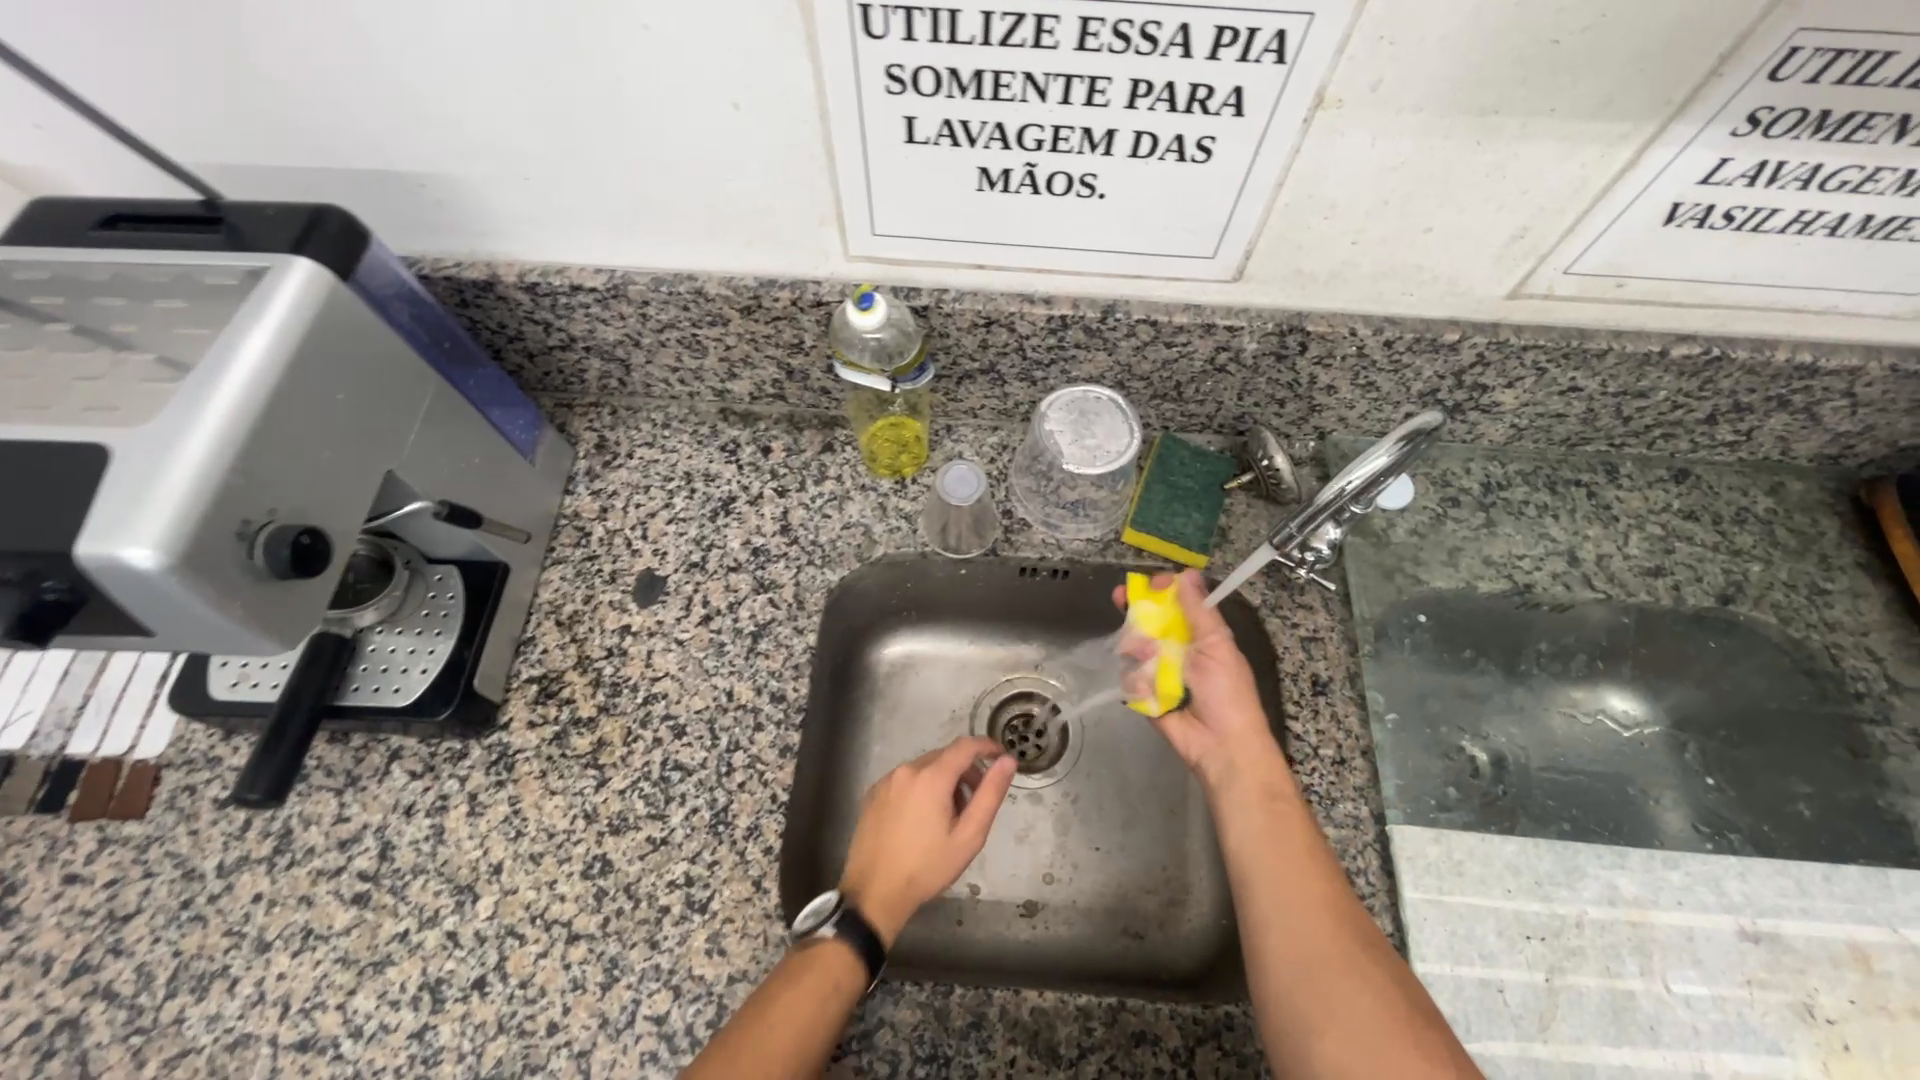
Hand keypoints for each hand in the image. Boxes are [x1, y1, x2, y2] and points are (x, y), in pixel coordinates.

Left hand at [838, 736, 1016, 945]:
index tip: (1001, 757)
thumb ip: (990, 794)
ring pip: (925, 769)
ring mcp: (886, 781)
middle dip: (966, 773)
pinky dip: (921, 789)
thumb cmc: (927, 867)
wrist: (874, 892)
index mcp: (931, 777)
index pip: (965, 746)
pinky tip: (920, 822)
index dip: (987, 747)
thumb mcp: (969, 836)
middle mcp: (906, 770)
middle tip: (974, 805)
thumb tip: (1008, 762)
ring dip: (943, 783)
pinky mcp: (872, 794)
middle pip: (945, 758)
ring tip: (947, 820)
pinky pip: (905, 780)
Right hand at [1113, 570, 1287, 791]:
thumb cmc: (1227, 692)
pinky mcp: (1144, 694)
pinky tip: (1152, 690)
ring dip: (1139, 649)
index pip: (1176, 603)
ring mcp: (1158, 672)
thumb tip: (1187, 573)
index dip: (1162, 590)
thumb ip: (1198, 610)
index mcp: (1200, 634)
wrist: (1221, 745)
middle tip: (1121, 597)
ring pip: (1134, 647)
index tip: (1151, 583)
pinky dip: (1138, 681)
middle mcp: (1177, 649)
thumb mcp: (1217, 644)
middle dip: (1135, 610)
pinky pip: (1130, 677)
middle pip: (1148, 621)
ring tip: (1148, 659)